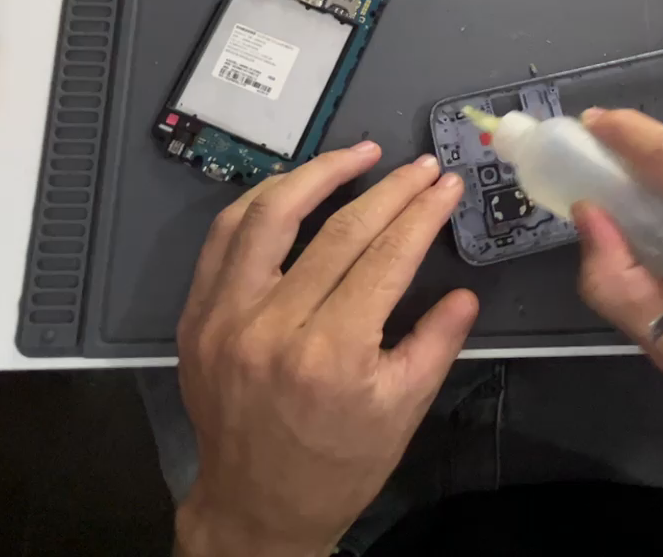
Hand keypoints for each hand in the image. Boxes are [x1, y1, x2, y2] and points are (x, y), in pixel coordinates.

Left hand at [174, 143, 477, 556]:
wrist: (254, 509)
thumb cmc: (338, 464)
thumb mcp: (404, 411)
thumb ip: (437, 343)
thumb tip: (464, 290)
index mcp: (332, 355)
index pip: (387, 258)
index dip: (422, 213)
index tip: (445, 184)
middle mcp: (273, 327)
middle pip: (339, 231)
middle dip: (390, 190)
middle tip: (420, 166)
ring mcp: (225, 316)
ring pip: (270, 215)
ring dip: (320, 172)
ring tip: (361, 153)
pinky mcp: (197, 314)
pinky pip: (224, 236)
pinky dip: (263, 200)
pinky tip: (296, 184)